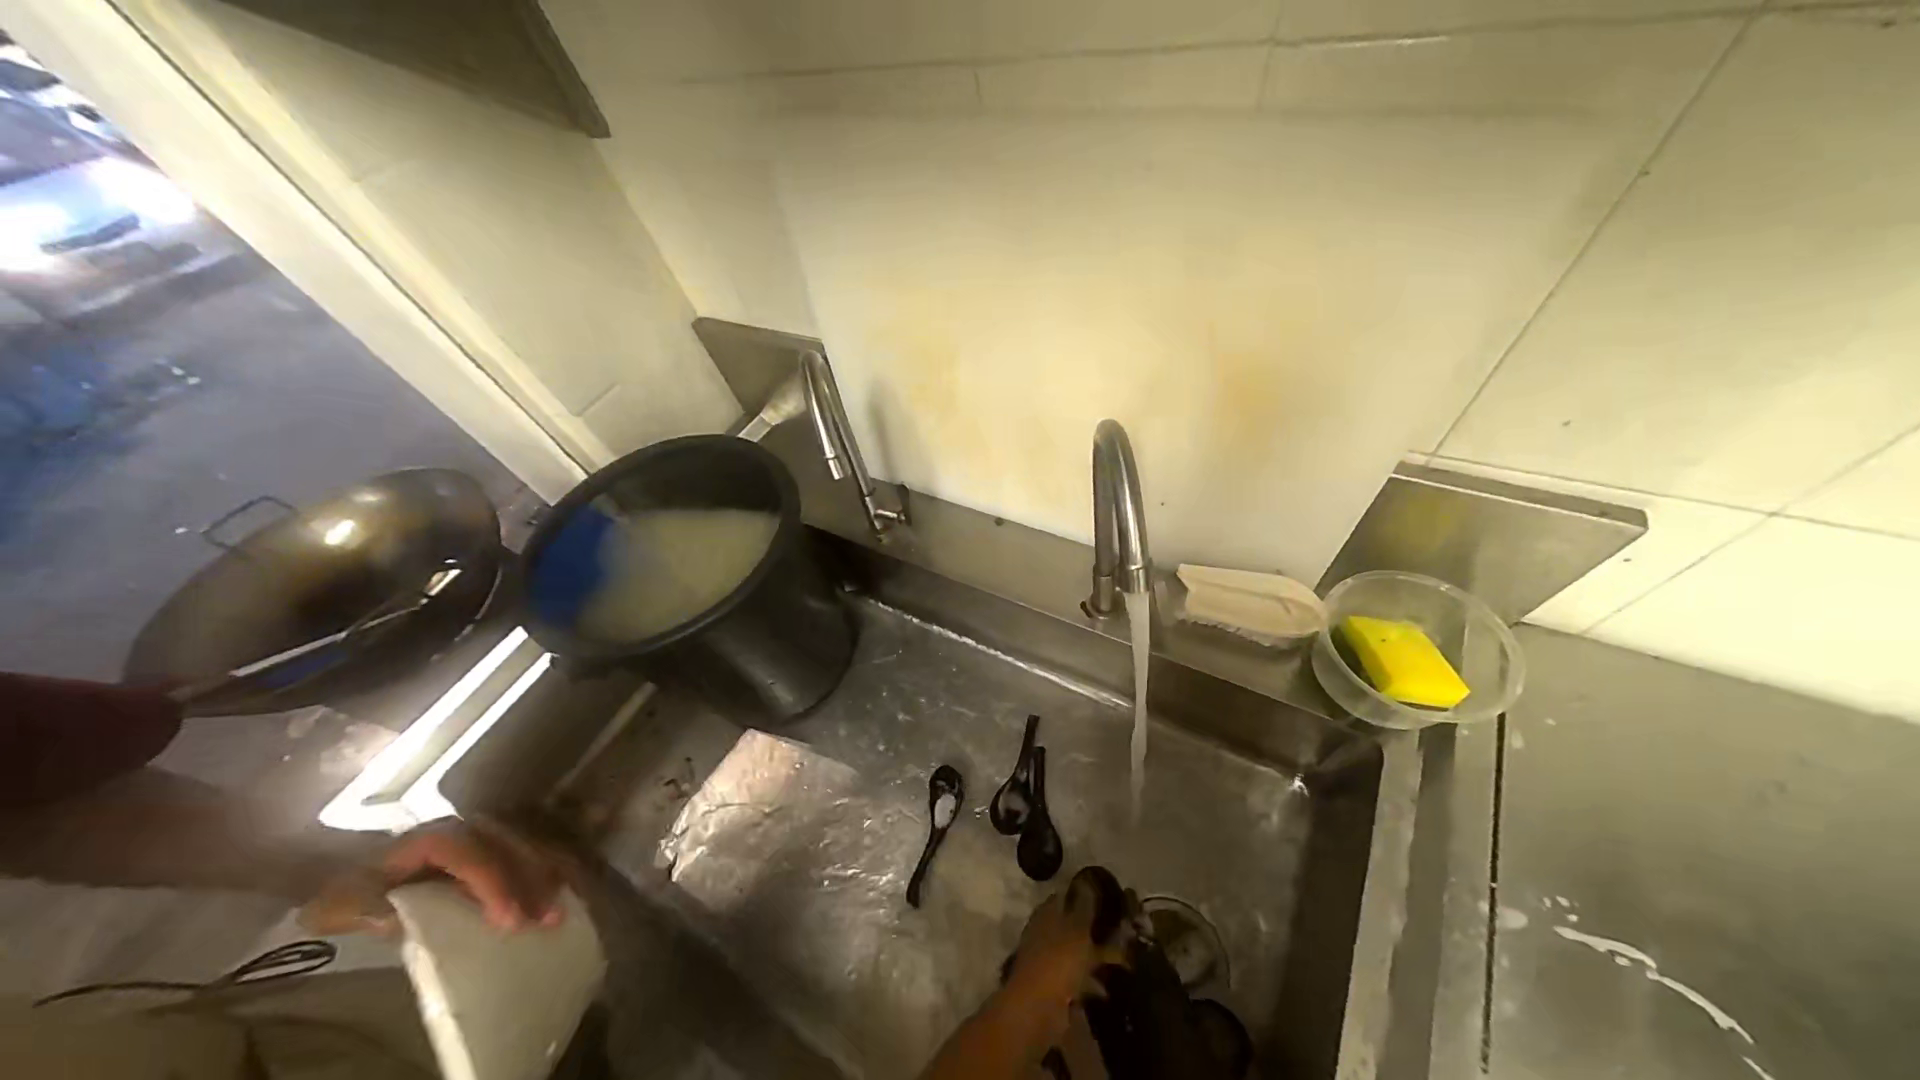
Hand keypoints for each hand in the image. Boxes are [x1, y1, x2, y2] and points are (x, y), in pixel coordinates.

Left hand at [300, 819, 569, 935]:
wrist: (364, 880)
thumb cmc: (358, 893)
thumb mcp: (345, 906)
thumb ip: (368, 910)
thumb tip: (400, 916)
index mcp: (434, 836)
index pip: (472, 855)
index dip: (494, 885)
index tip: (510, 921)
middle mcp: (470, 824)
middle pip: (512, 846)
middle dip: (533, 883)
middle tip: (548, 919)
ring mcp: (492, 828)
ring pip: (533, 842)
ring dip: (551, 875)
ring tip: (560, 910)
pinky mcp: (507, 839)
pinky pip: (541, 844)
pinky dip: (558, 865)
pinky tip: (572, 885)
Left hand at [1004, 867, 1135, 1012]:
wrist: (1038, 1007)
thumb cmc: (1059, 960)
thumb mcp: (1077, 928)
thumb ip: (1084, 905)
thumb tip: (1086, 880)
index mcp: (1047, 914)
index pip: (1064, 896)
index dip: (1083, 894)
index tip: (1105, 897)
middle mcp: (1045, 933)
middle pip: (1071, 925)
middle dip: (1094, 929)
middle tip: (1120, 931)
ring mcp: (1048, 960)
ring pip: (1075, 952)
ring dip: (1095, 956)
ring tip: (1122, 961)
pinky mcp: (1053, 986)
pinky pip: (1076, 979)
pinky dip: (1090, 982)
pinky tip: (1107, 988)